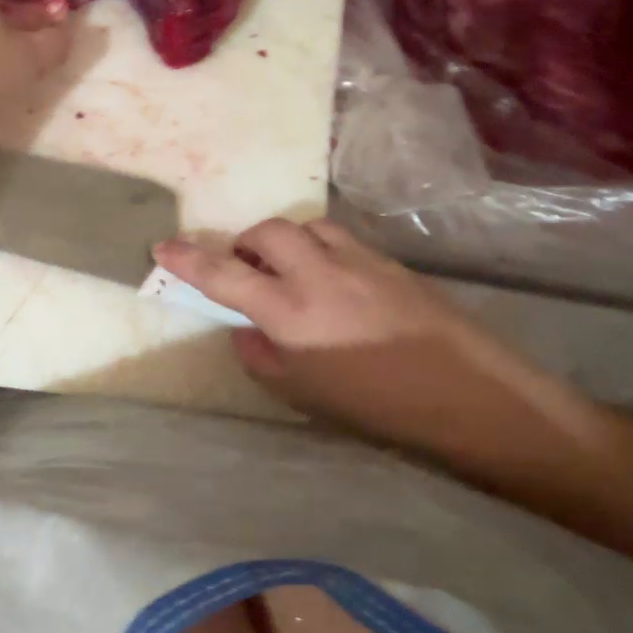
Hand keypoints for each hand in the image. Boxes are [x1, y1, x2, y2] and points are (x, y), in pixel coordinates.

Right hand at [156, 218, 598, 463]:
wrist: (471, 397)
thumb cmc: (373, 405)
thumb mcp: (299, 392)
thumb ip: (260, 355)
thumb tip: (246, 330)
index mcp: (288, 311)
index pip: (223, 274)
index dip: (187, 260)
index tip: (161, 248)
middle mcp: (320, 275)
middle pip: (267, 232)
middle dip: (243, 243)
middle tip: (240, 269)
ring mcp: (361, 264)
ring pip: (309, 227)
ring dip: (285, 241)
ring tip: (285, 269)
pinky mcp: (393, 265)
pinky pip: (342, 240)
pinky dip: (320, 249)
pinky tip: (329, 281)